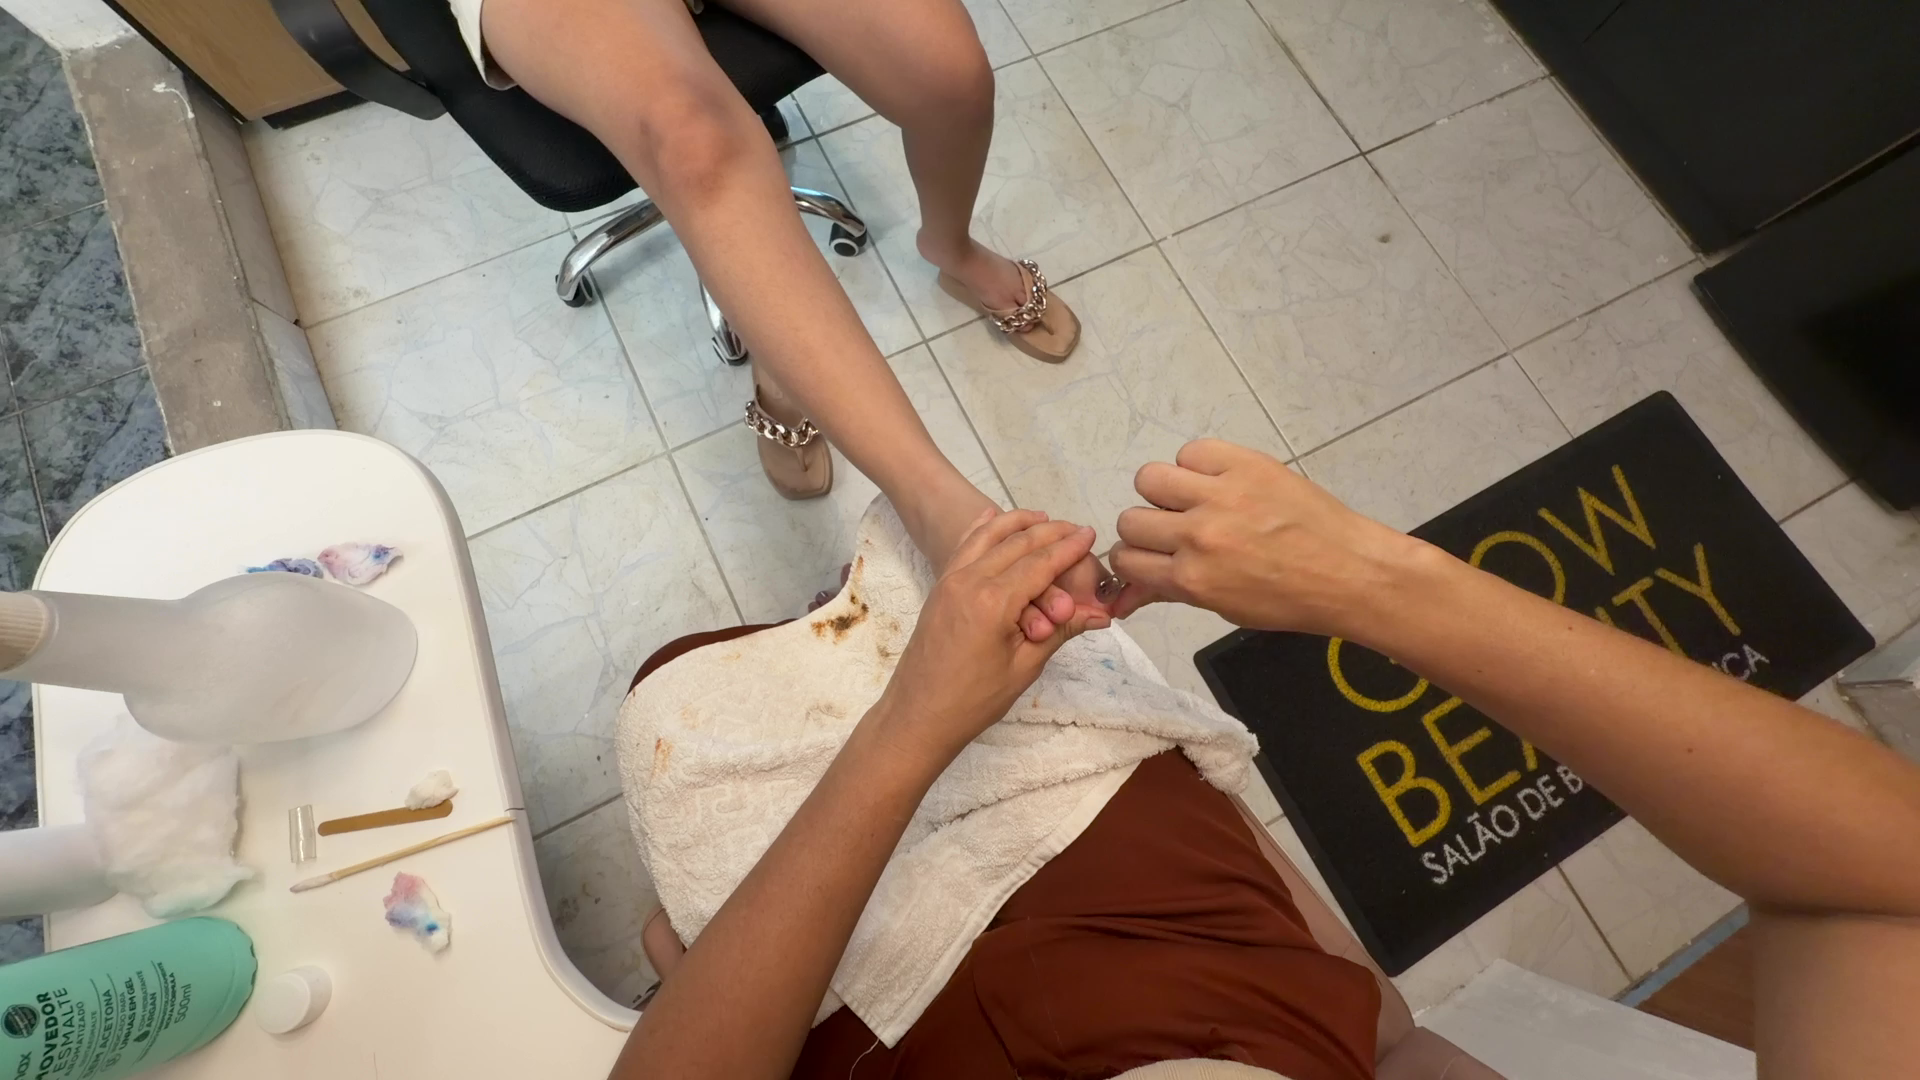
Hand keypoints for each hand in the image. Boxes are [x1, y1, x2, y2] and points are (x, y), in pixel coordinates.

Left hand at [874, 509, 1104, 763]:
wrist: (918, 714)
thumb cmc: (974, 700)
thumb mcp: (1024, 667)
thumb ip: (1060, 631)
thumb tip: (1101, 614)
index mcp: (993, 602)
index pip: (1040, 564)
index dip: (1068, 549)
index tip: (1091, 535)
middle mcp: (969, 580)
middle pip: (1016, 543)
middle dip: (1049, 532)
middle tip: (1077, 527)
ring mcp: (950, 580)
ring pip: (987, 536)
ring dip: (1016, 522)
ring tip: (1044, 517)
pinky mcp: (940, 587)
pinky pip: (963, 547)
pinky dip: (981, 529)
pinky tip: (992, 517)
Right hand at [1107, 439, 1424, 637]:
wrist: (1350, 572)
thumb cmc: (1285, 599)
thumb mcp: (1220, 607)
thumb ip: (1166, 593)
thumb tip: (1119, 600)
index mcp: (1191, 579)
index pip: (1125, 559)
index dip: (1133, 559)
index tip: (1150, 556)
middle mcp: (1197, 536)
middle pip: (1130, 520)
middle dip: (1147, 529)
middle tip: (1175, 531)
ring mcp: (1219, 496)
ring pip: (1150, 479)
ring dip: (1164, 492)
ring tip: (1192, 500)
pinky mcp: (1244, 464)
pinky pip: (1191, 452)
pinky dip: (1197, 465)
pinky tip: (1217, 480)